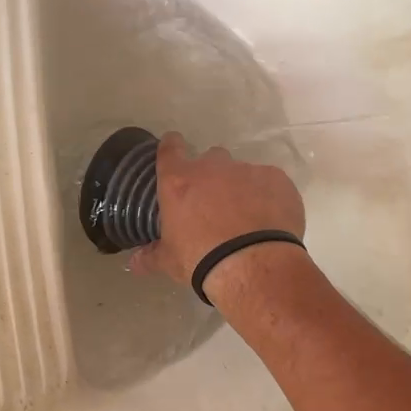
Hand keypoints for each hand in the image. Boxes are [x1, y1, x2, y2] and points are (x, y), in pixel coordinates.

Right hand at [129, 132, 305, 287]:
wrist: (253, 265)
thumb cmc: (200, 259)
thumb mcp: (168, 261)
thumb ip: (149, 257)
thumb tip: (134, 263)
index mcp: (178, 182)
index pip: (170, 149)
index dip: (171, 146)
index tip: (173, 148)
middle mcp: (211, 168)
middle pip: (210, 158)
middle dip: (210, 174)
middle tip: (212, 201)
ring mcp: (247, 171)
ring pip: (241, 172)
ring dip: (239, 187)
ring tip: (244, 216)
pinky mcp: (277, 180)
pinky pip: (269, 182)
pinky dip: (266, 196)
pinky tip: (267, 218)